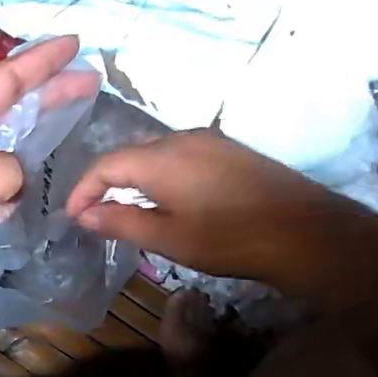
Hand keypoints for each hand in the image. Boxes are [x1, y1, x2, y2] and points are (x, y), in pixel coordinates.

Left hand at [0, 34, 99, 294]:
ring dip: (41, 136)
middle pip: (11, 106)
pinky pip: (0, 181)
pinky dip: (24, 179)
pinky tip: (46, 183)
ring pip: (9, 145)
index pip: (3, 79)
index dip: (41, 61)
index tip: (75, 44)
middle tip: (92, 83)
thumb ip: (0, 171)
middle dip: (50, 92)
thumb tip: (20, 179)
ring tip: (77, 129)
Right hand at [64, 130, 377, 296]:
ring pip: (156, 153)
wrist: (305, 231)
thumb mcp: (169, 238)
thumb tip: (84, 214)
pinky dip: (161, 174)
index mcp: (161, 157)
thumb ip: (121, 222)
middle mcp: (182, 137)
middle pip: (130, 153)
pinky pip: (181, 155)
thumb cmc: (230, 239)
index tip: (72, 216)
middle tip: (96, 213)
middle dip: (107, 182)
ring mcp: (209, 140)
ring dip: (135, 178)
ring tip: (127, 209)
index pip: (105, 164)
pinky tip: (167, 199)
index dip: (83, 189)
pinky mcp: (229, 150)